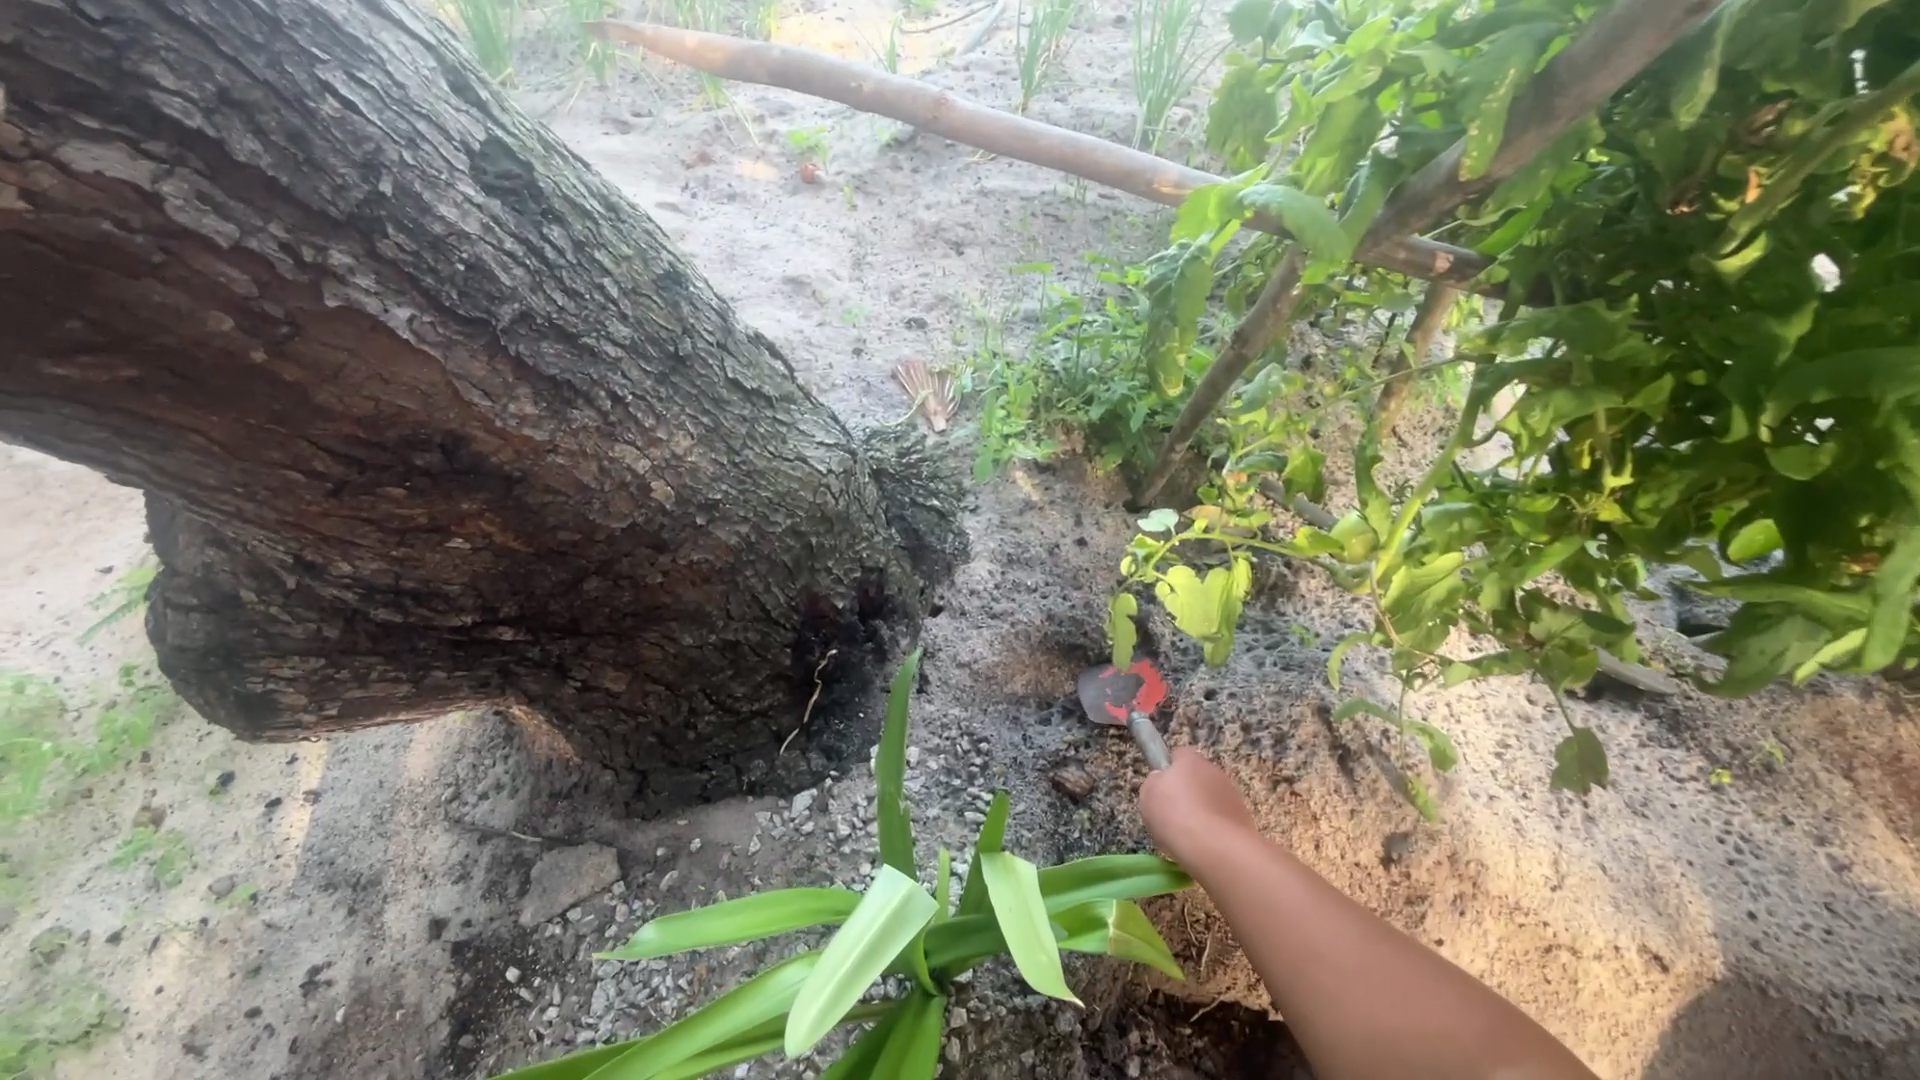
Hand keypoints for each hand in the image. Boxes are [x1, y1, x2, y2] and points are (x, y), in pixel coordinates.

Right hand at [1138, 747, 1260, 866]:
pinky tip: (1205, 845)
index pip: (1179, 755)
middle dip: (1188, 792)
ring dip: (1203, 811)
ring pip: (1212, 799)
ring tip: (1189, 835)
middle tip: (1173, 814)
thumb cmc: (1175, 815)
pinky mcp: (1244, 818)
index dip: (1169, 770)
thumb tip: (1161, 780)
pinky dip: (1215, 829)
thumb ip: (1154, 782)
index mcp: (1189, 760)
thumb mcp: (1147, 796)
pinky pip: (1223, 819)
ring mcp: (1232, 794)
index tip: (1162, 789)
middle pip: (1197, 777)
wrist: (1216, 847)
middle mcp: (1214, 771)